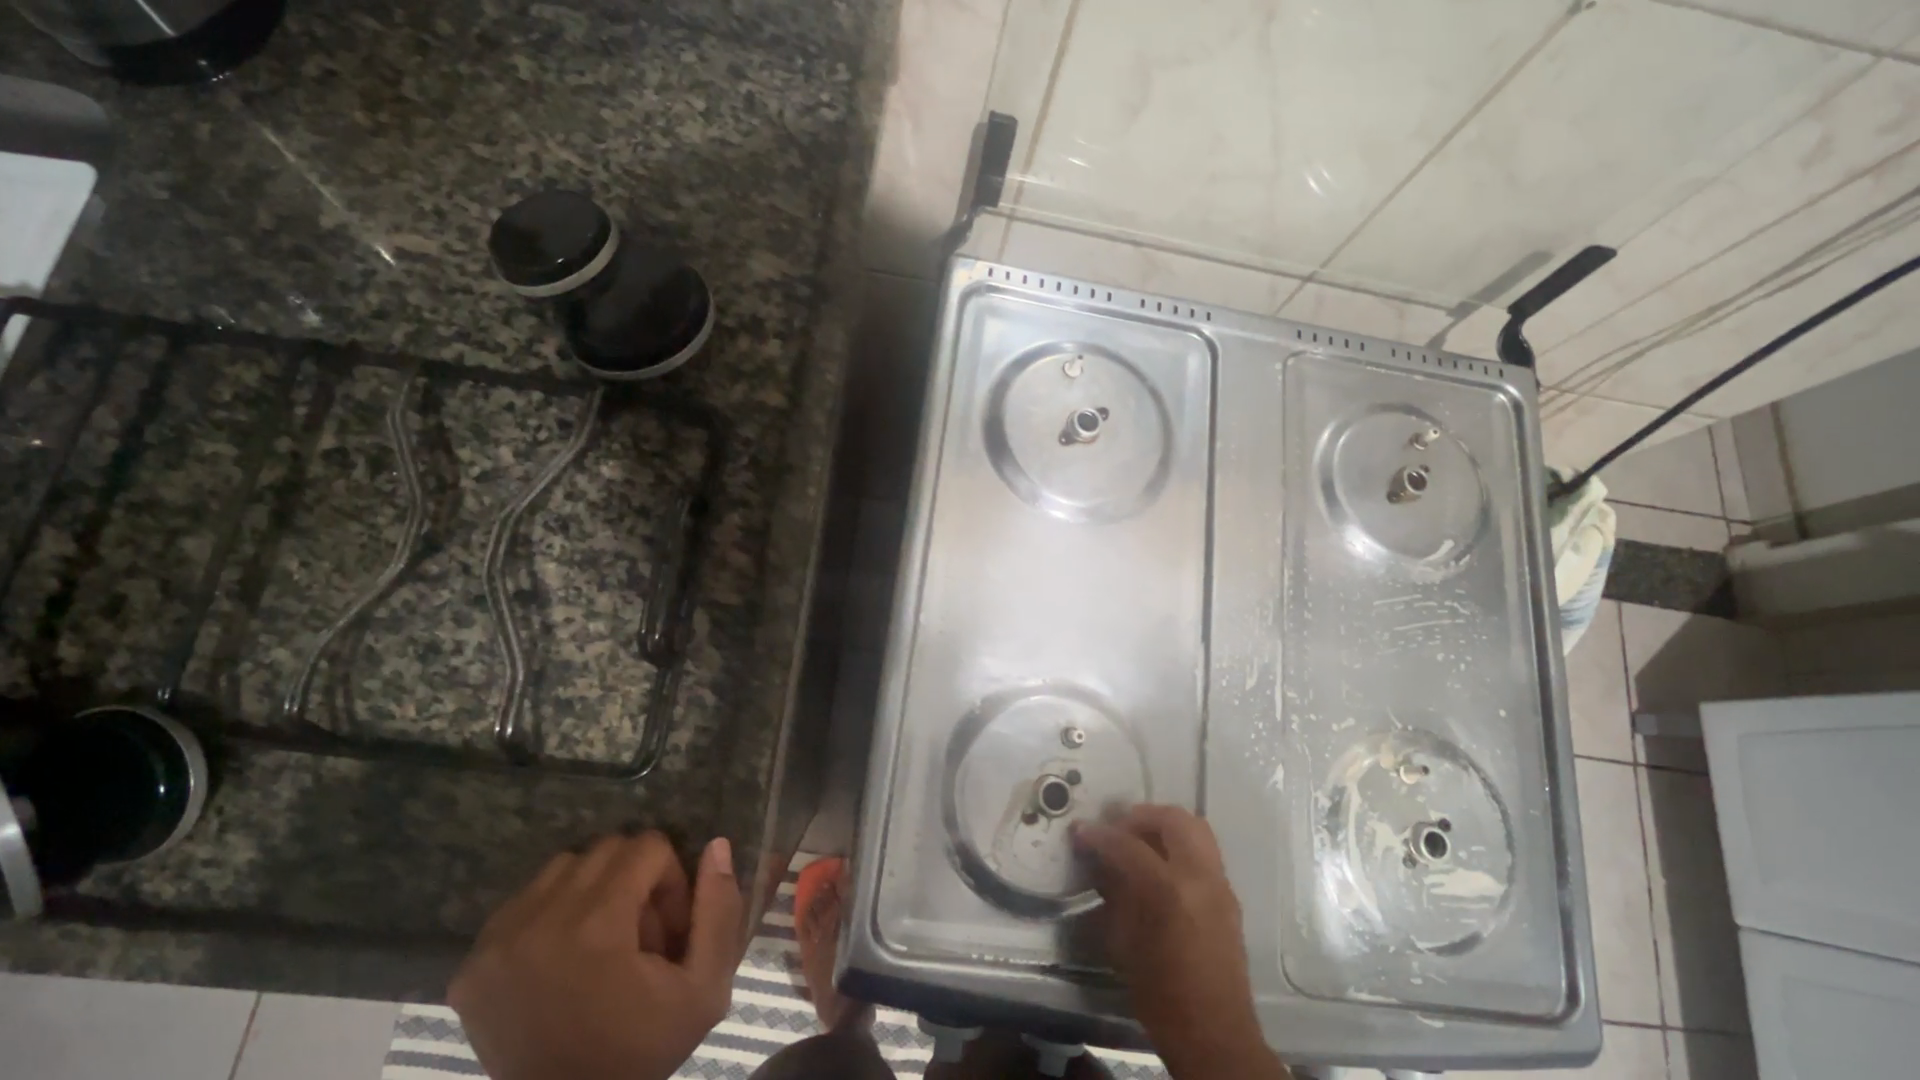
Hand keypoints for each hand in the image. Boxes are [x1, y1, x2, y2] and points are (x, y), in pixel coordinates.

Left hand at [449, 832, 744, 1079]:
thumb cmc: (641, 1052)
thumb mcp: (705, 989)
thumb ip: (719, 913)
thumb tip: (716, 845)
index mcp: (598, 925)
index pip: (647, 848)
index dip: (670, 881)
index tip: (668, 930)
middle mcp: (539, 920)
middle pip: (604, 852)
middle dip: (633, 882)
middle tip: (638, 939)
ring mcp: (496, 942)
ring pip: (560, 870)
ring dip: (590, 893)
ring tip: (600, 947)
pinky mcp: (470, 964)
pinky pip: (520, 904)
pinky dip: (549, 918)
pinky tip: (562, 962)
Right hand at [1074, 805, 1290, 1079]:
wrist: (1213, 1032)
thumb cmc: (1159, 994)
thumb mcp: (1123, 943)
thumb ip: (1114, 895)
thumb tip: (1101, 865)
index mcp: (1169, 891)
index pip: (1128, 845)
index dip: (1099, 835)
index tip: (1080, 833)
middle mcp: (1200, 878)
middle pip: (1174, 820)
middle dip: (1140, 818)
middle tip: (1116, 831)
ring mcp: (1220, 885)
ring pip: (1195, 829)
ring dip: (1163, 828)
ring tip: (1138, 844)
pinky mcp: (1230, 896)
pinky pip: (1204, 853)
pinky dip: (1179, 847)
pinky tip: (1159, 870)